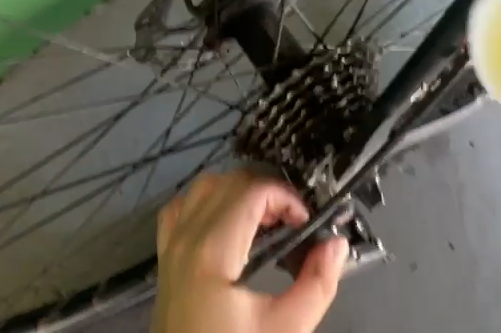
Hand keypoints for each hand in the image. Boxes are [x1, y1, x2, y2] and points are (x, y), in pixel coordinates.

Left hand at [153, 171, 347, 332]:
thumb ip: (316, 285)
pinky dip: (206, 202)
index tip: (307, 223)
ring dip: (237, 192)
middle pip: (228, 183)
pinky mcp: (164, 258)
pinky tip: (226, 224)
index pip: (251, 191)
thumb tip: (336, 244)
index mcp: (212, 249)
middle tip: (293, 223)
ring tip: (265, 222)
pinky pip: (181, 208)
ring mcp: (170, 245)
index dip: (285, 197)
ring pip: (202, 188)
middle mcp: (186, 236)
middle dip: (266, 192)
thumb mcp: (285, 330)